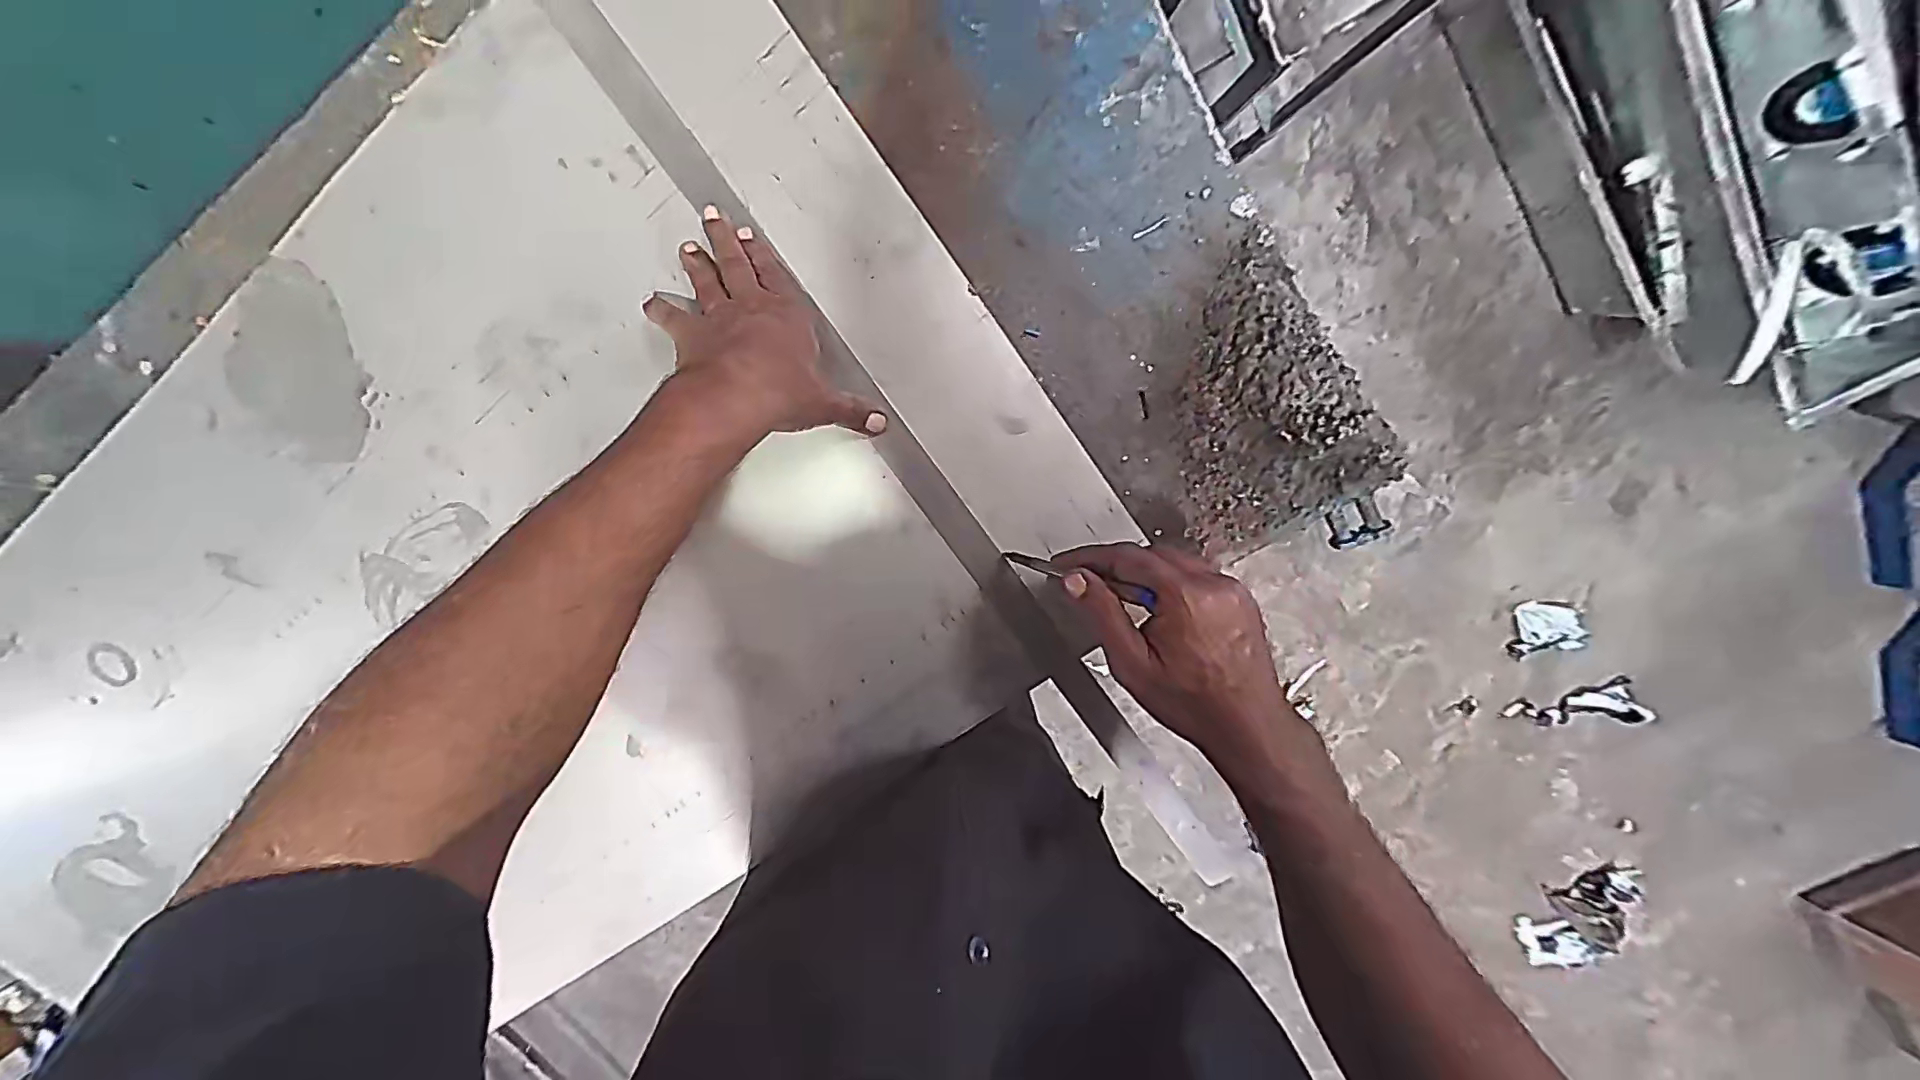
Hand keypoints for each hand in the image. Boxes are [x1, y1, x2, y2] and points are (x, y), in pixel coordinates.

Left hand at [643, 206, 885, 438]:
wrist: (735, 399)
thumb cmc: (777, 392)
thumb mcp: (824, 404)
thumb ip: (850, 410)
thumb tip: (874, 421)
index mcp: (787, 316)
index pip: (777, 277)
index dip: (765, 257)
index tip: (755, 240)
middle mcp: (751, 308)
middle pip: (738, 265)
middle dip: (727, 241)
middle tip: (716, 220)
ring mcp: (719, 317)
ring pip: (707, 280)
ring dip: (698, 262)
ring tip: (691, 247)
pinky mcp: (692, 335)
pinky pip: (674, 316)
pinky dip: (663, 309)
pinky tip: (654, 302)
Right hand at [1054, 542, 1325, 781]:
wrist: (1246, 726)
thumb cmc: (1195, 704)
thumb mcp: (1132, 662)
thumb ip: (1101, 613)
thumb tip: (1078, 581)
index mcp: (1186, 596)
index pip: (1127, 557)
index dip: (1090, 557)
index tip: (1068, 563)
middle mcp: (1213, 584)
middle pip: (1150, 554)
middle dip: (1114, 563)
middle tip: (1087, 580)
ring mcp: (1230, 589)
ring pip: (1173, 561)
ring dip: (1141, 571)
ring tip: (1119, 597)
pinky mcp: (1238, 598)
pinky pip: (1194, 574)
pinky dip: (1168, 580)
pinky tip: (1155, 604)